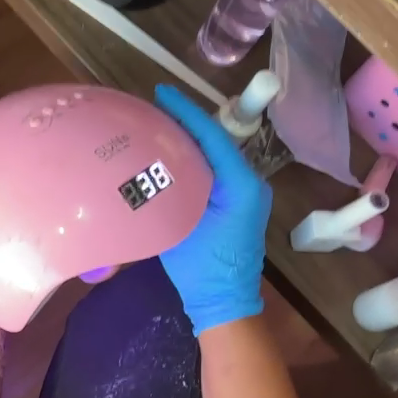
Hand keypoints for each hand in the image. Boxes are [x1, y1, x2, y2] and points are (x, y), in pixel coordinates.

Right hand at [155, 83, 272, 334]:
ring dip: (188, 141)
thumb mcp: (181, 224)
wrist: (224, 303)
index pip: (212, 135)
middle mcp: (250, 183)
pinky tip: (169, 159)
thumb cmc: (202, 267)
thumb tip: (148, 164)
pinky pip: (214, 172)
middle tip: (152, 109)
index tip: (161, 93)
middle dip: (185, 122)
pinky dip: (192, 161)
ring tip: (157, 127)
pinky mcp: (237, 206)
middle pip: (215, 141)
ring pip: (214, 156)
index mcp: (240, 183)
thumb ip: (172, 189)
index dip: (185, 112)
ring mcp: (246, 195)